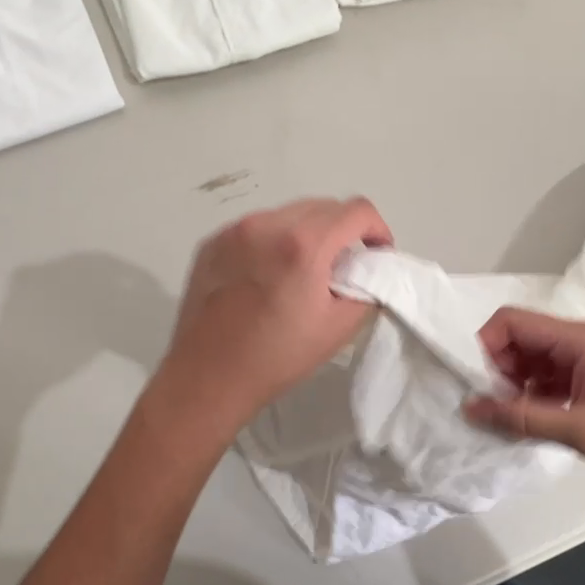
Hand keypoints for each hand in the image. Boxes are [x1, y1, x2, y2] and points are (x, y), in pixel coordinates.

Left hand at [155, 197, 392, 430]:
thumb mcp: (338, 328)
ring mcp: (234, 231)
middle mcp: (266, 225)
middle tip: (343, 267)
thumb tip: (372, 271)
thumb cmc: (276, 358)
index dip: (377, 228)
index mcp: (302, 244)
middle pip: (322, 206)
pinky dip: (272, 242)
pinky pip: (255, 228)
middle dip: (342, 230)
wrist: (207, 378)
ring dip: (306, 233)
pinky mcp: (212, 242)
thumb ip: (368, 289)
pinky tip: (267, 277)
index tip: (376, 254)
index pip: (356, 210)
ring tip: (303, 272)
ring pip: (287, 214)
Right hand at [463, 308, 584, 495]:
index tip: (478, 384)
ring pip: (536, 358)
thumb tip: (468, 407)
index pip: (512, 320)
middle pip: (522, 337)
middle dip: (500, 369)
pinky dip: (538, 393)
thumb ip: (520, 417)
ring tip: (517, 419)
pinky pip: (555, 374)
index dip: (485, 346)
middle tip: (497, 408)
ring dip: (518, 383)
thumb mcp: (579, 431)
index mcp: (581, 338)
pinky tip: (539, 420)